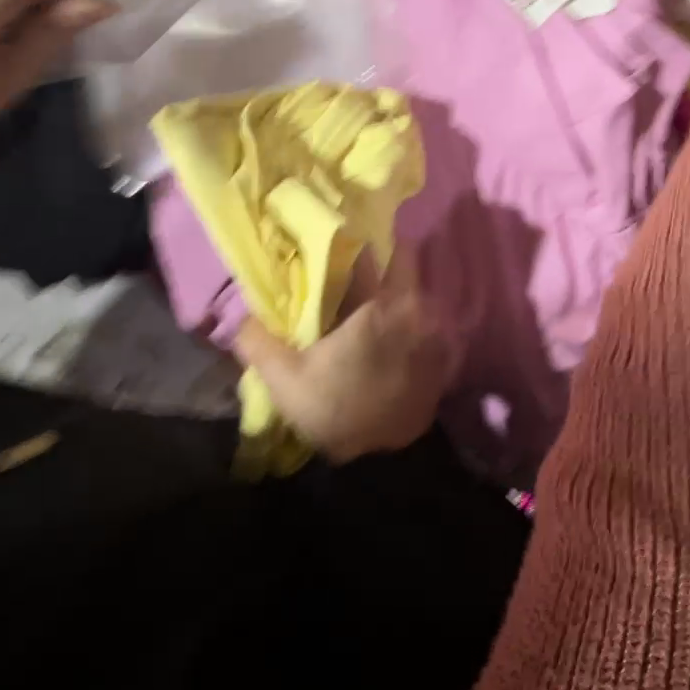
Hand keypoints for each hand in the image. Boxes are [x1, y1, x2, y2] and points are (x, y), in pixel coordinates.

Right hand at [234, 250, 455, 463]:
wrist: (385, 455)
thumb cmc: (334, 411)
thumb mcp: (284, 378)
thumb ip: (258, 340)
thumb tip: (242, 314)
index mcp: (381, 306)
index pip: (377, 252)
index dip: (359, 240)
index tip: (342, 234)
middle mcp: (418, 307)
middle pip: (405, 264)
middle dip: (383, 258)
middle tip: (354, 263)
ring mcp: (437, 326)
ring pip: (418, 288)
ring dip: (398, 286)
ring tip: (368, 294)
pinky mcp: (447, 347)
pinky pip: (429, 314)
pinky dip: (412, 312)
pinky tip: (390, 325)